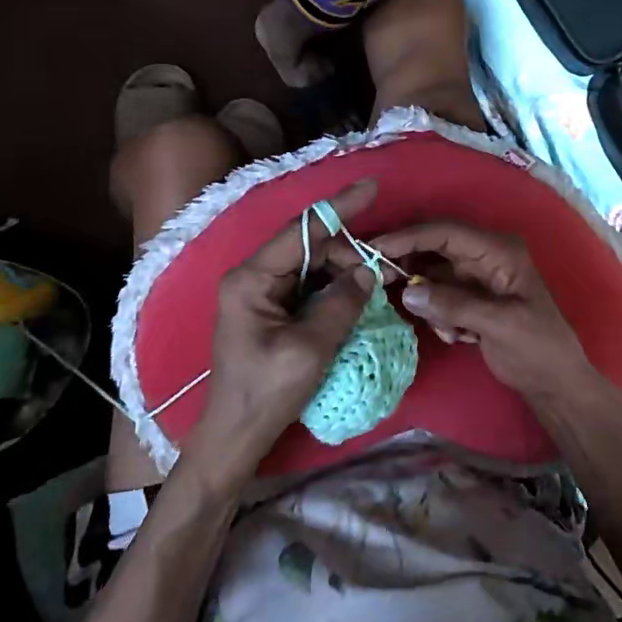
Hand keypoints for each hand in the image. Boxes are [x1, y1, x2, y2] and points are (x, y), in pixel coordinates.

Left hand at [184, 182, 376, 487]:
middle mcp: (254, 277)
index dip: (338, 209)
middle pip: (309, 248)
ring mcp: (264, 294)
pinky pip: (311, 288)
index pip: (301, 231)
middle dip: (348, 252)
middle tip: (384, 269)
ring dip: (346, 272)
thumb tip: (368, 272)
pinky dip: (337, 290)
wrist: (237, 433)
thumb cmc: (265, 392)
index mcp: (252, 279)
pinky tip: (359, 296)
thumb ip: (341, 304)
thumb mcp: (309, 348)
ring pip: (314, 267)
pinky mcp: (275, 311)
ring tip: (378, 284)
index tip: (371, 188)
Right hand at [373, 221, 610, 404]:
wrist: (554, 382)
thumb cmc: (538, 348)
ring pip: (431, 275)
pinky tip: (460, 337)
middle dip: (409, 267)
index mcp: (499, 251)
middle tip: (381, 284)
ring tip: (451, 331)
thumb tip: (408, 291)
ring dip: (430, 302)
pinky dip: (439, 316)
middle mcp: (485, 256)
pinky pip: (438, 296)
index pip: (445, 232)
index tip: (374, 249)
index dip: (408, 237)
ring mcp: (476, 277)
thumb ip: (454, 305)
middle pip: (432, 248)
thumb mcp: (500, 325)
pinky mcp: (469, 298)